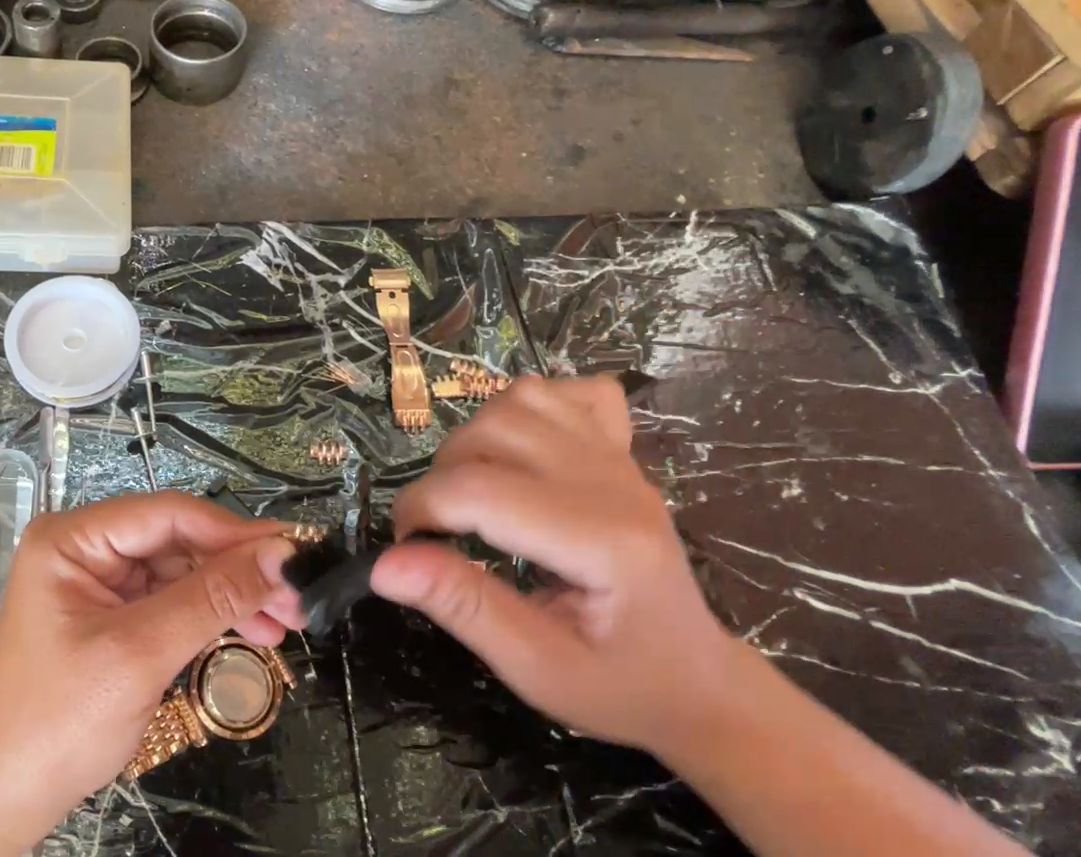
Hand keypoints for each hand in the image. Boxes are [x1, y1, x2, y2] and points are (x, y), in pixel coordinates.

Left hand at [0, 491, 304, 851]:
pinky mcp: (112, 614)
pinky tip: (252, 630)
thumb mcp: (141, 653)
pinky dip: (211, 616)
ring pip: (181, 571)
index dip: (233, 531)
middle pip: (177, 540)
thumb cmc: (61, 720)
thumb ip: (212, 599)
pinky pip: (172, 600)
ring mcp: (98, 581)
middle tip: (297, 595)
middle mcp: (84, 548)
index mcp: (72, 538)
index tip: (293, 551)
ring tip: (286, 621)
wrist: (11, 793)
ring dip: (232, 595)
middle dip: (237, 569)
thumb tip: (281, 556)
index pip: (166, 514)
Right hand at [369, 375, 753, 753]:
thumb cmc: (618, 687)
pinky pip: (568, 393)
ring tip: (472, 490)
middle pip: (494, 431)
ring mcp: (620, 461)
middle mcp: (614, 484)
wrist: (697, 682)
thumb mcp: (535, 668)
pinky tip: (519, 451)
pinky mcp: (620, 452)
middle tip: (440, 528)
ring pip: (521, 399)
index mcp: (601, 542)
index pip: (481, 490)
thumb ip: (462, 606)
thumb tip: (383, 565)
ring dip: (474, 437)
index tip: (405, 548)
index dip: (419, 509)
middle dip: (441, 475)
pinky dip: (526, 407)